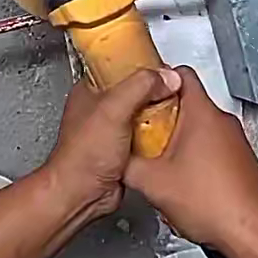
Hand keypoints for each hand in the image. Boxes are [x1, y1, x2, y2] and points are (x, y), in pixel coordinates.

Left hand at [36, 67, 182, 219]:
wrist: (81, 194)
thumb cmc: (82, 155)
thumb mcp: (113, 109)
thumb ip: (140, 87)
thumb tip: (166, 77)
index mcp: (91, 91)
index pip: (119, 66)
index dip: (141, 63)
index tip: (162, 65)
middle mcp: (101, 108)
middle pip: (135, 89)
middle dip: (154, 90)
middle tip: (173, 89)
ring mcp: (113, 129)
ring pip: (143, 113)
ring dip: (159, 114)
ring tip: (176, 109)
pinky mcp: (124, 149)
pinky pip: (148, 136)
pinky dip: (159, 135)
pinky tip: (170, 135)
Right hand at [124, 66, 257, 249]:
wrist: (250, 235)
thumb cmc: (212, 203)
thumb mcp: (152, 182)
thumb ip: (127, 164)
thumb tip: (116, 159)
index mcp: (202, 113)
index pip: (181, 74)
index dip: (158, 78)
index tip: (142, 89)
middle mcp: (222, 121)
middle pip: (187, 101)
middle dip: (162, 113)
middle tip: (142, 129)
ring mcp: (235, 141)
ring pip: (199, 125)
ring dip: (177, 136)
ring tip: (159, 157)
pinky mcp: (240, 161)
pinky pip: (211, 145)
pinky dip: (194, 153)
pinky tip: (182, 177)